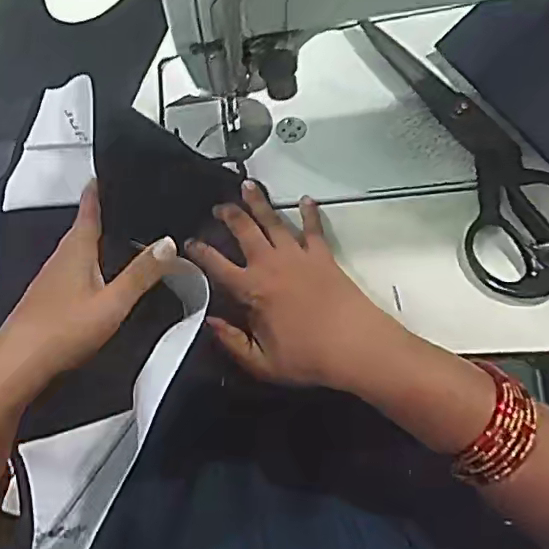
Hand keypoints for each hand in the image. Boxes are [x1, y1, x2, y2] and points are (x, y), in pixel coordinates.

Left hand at [0, 181, 176, 401]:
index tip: (104, 174)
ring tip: (119, 239)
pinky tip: (99, 280)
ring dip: (96, 242)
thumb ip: (141, 274)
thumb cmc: (62, 330)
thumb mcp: (113, 303)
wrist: (19, 362)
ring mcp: (51, 277)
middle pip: (83, 228)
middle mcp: (60, 257)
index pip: (88, 208)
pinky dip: (89, 266)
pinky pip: (72, 271)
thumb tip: (167, 244)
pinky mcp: (48, 297)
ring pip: (77, 250)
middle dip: (101, 216)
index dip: (98, 190)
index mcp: (76, 249)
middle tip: (121, 205)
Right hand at [185, 183, 405, 390]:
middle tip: (220, 207)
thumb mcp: (261, 362)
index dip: (199, 251)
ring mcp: (298, 257)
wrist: (358, 348)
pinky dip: (309, 213)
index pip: (216, 264)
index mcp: (252, 289)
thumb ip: (232, 341)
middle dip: (229, 215)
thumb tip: (210, 321)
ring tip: (249, 186)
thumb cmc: (308, 358)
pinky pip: (313, 229)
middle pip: (245, 230)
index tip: (190, 242)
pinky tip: (306, 199)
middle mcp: (271, 265)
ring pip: (274, 221)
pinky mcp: (323, 257)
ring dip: (259, 203)